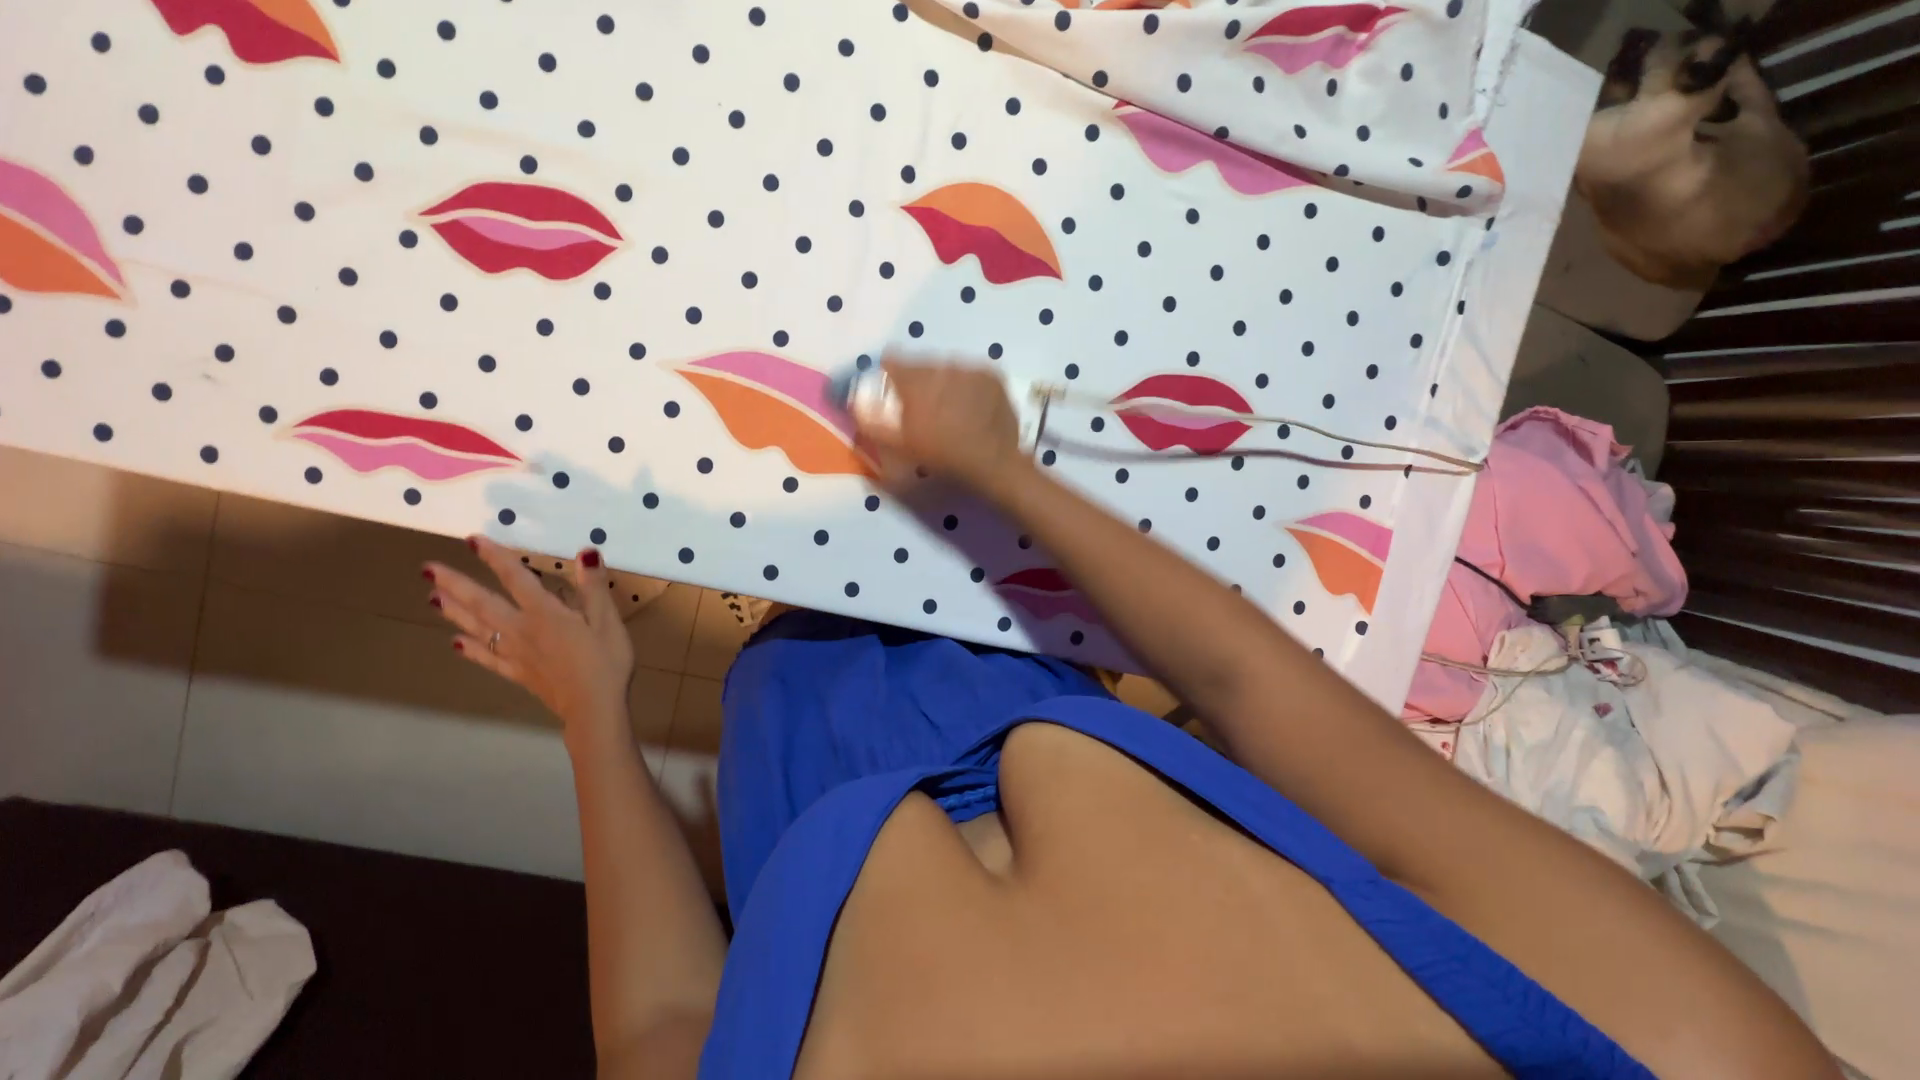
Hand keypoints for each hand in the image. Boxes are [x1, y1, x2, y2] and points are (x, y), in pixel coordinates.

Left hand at [425, 537, 633, 739]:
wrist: (593, 708)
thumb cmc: (605, 662)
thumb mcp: (607, 620)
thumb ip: (593, 586)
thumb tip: (586, 551)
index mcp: (544, 613)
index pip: (515, 578)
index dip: (494, 557)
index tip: (471, 539)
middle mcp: (521, 629)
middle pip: (483, 603)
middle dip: (456, 584)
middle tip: (428, 568)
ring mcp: (515, 653)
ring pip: (478, 628)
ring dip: (454, 611)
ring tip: (432, 597)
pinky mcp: (517, 673)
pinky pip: (487, 658)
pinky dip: (470, 649)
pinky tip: (455, 642)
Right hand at [855, 358, 1028, 495]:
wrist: (993, 462)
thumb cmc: (943, 455)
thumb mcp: (901, 442)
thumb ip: (872, 419)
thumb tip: (854, 400)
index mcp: (916, 379)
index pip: (891, 361)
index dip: (887, 373)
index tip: (888, 388)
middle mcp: (942, 365)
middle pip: (920, 365)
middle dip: (917, 381)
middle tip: (921, 406)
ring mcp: (970, 368)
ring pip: (946, 368)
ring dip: (942, 382)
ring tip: (947, 408)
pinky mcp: (992, 375)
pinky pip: (970, 373)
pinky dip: (966, 385)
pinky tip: (968, 406)